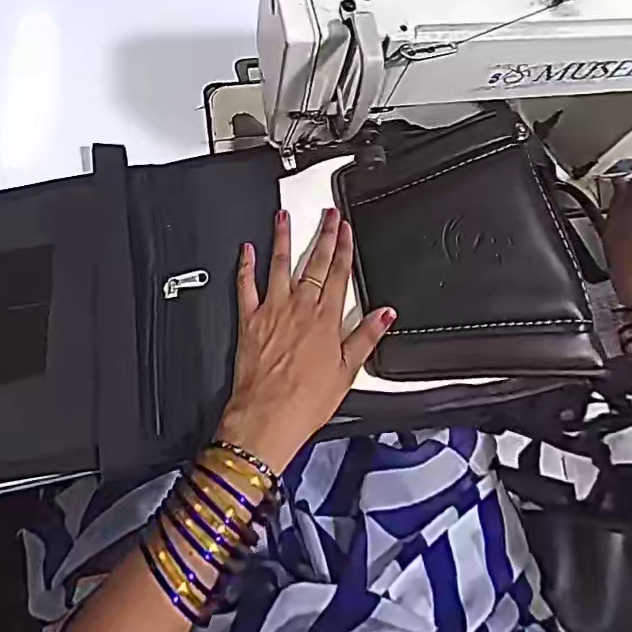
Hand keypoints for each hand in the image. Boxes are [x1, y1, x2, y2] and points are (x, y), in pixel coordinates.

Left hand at [214, 208, 394, 473]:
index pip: (339, 272)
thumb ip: (367, 337)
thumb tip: (385, 314)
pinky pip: (246, 286)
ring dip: (283, 238)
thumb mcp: (348, 371)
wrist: (267, 418)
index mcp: (325, 319)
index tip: (346, 228)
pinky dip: (245, 266)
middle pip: (316, 262)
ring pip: (280, 265)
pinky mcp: (250, 320)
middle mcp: (300, 307)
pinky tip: (246, 249)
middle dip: (324, 234)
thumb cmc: (306, 400)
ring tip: (284, 216)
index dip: (344, 247)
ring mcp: (273, 310)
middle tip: (328, 213)